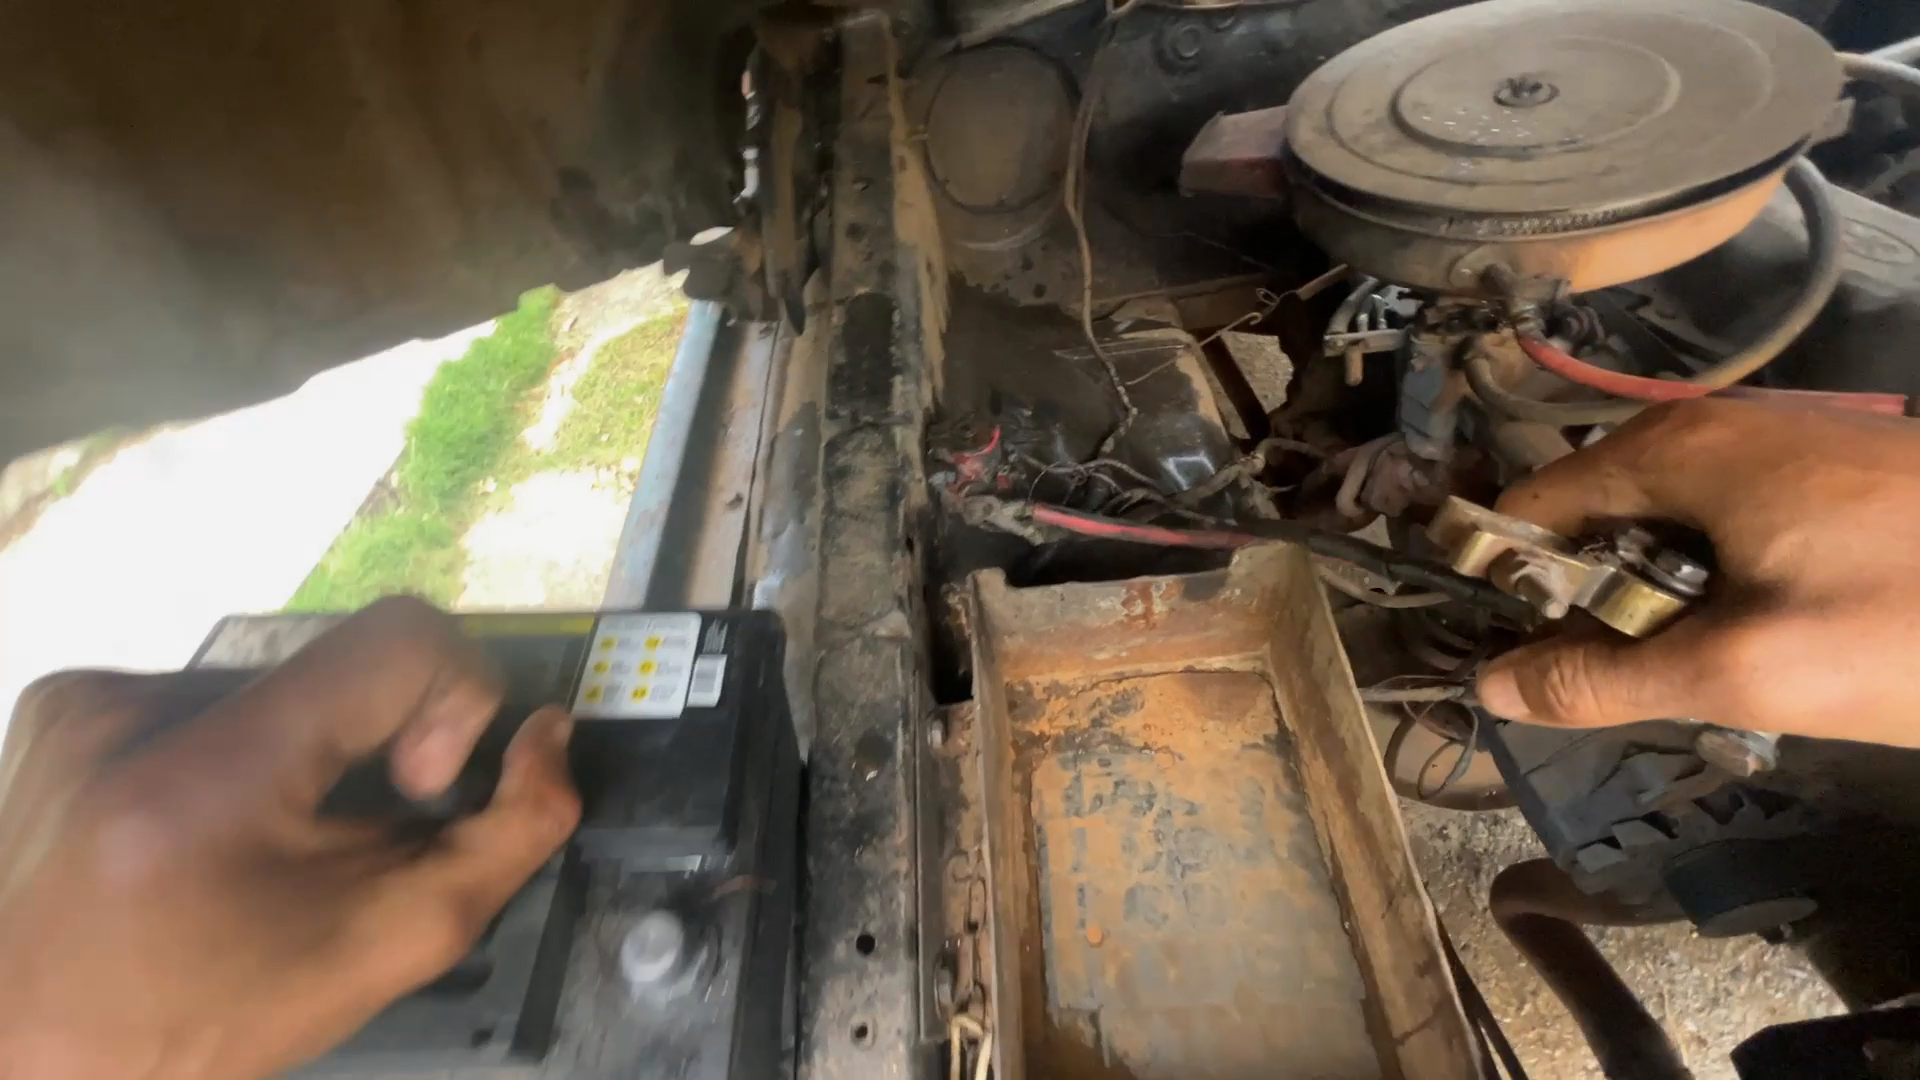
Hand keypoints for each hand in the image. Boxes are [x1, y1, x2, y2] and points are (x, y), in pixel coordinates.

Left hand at [0, 597, 579, 1079]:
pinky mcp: (70, 706)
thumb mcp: (405, 937)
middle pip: (366, 655)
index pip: (404, 637)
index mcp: (208, 775)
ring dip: (341, 735)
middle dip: (406, 725)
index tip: (422, 785)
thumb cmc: (213, 1019)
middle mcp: (133, 710)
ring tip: (296, 822)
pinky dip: (275, 737)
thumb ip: (520, 827)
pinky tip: (239, 807)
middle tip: (371, 815)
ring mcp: (92, 702)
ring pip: (312, 670)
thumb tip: (549, 730)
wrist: (20, 1074)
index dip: (459, 695)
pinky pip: (239, 683)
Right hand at [1475, 398, 1919, 747]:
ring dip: (1646, 590)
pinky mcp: (1826, 469)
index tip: (1529, 644)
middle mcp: (1707, 427)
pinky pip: (1714, 521)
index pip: (1527, 506)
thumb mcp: (1755, 671)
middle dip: (1584, 590)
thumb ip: (1603, 681)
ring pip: (1649, 523)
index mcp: (1672, 450)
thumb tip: (1488, 689)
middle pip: (1586, 514)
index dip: (1509, 575)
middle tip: (1628, 663)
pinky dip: (1704, 575)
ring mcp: (1774, 442)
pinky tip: (1758, 622)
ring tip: (1699, 652)